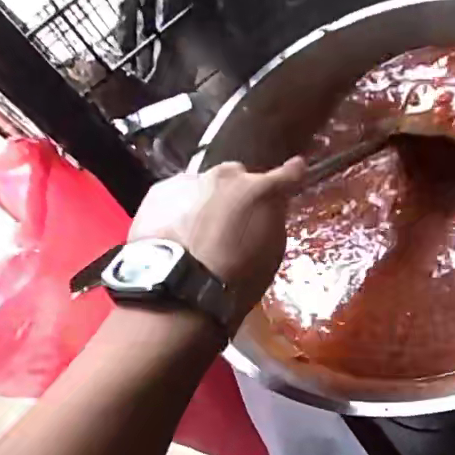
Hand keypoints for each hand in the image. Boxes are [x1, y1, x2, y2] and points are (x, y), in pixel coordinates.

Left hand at [127, 157, 304, 319]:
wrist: (177, 284)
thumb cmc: (234, 278)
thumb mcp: (269, 254)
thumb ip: (271, 220)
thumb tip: (270, 207)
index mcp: (261, 191)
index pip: (287, 174)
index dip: (292, 174)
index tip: (295, 170)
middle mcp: (227, 176)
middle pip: (237, 176)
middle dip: (238, 192)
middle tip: (234, 220)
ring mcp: (190, 179)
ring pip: (204, 185)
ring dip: (207, 200)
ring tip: (200, 230)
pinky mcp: (159, 190)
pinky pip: (177, 195)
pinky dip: (180, 208)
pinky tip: (177, 231)